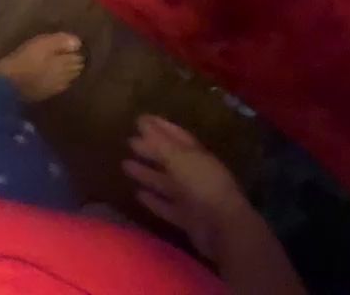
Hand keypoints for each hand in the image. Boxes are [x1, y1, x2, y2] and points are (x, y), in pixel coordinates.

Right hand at [124, 114, 259, 264]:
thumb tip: (142, 120)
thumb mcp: (179, 158)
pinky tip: (138, 194)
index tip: (140, 119)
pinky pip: (167, 206)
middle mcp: (196, 175)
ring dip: (147, 174)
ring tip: (125, 165)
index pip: (177, 136)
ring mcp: (193, 199)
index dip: (160, 126)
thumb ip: (159, 141)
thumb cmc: (202, 185)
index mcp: (198, 157)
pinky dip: (154, 201)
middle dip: (151, 150)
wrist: (224, 230)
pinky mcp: (188, 219)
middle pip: (170, 159)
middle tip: (130, 142)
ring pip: (166, 183)